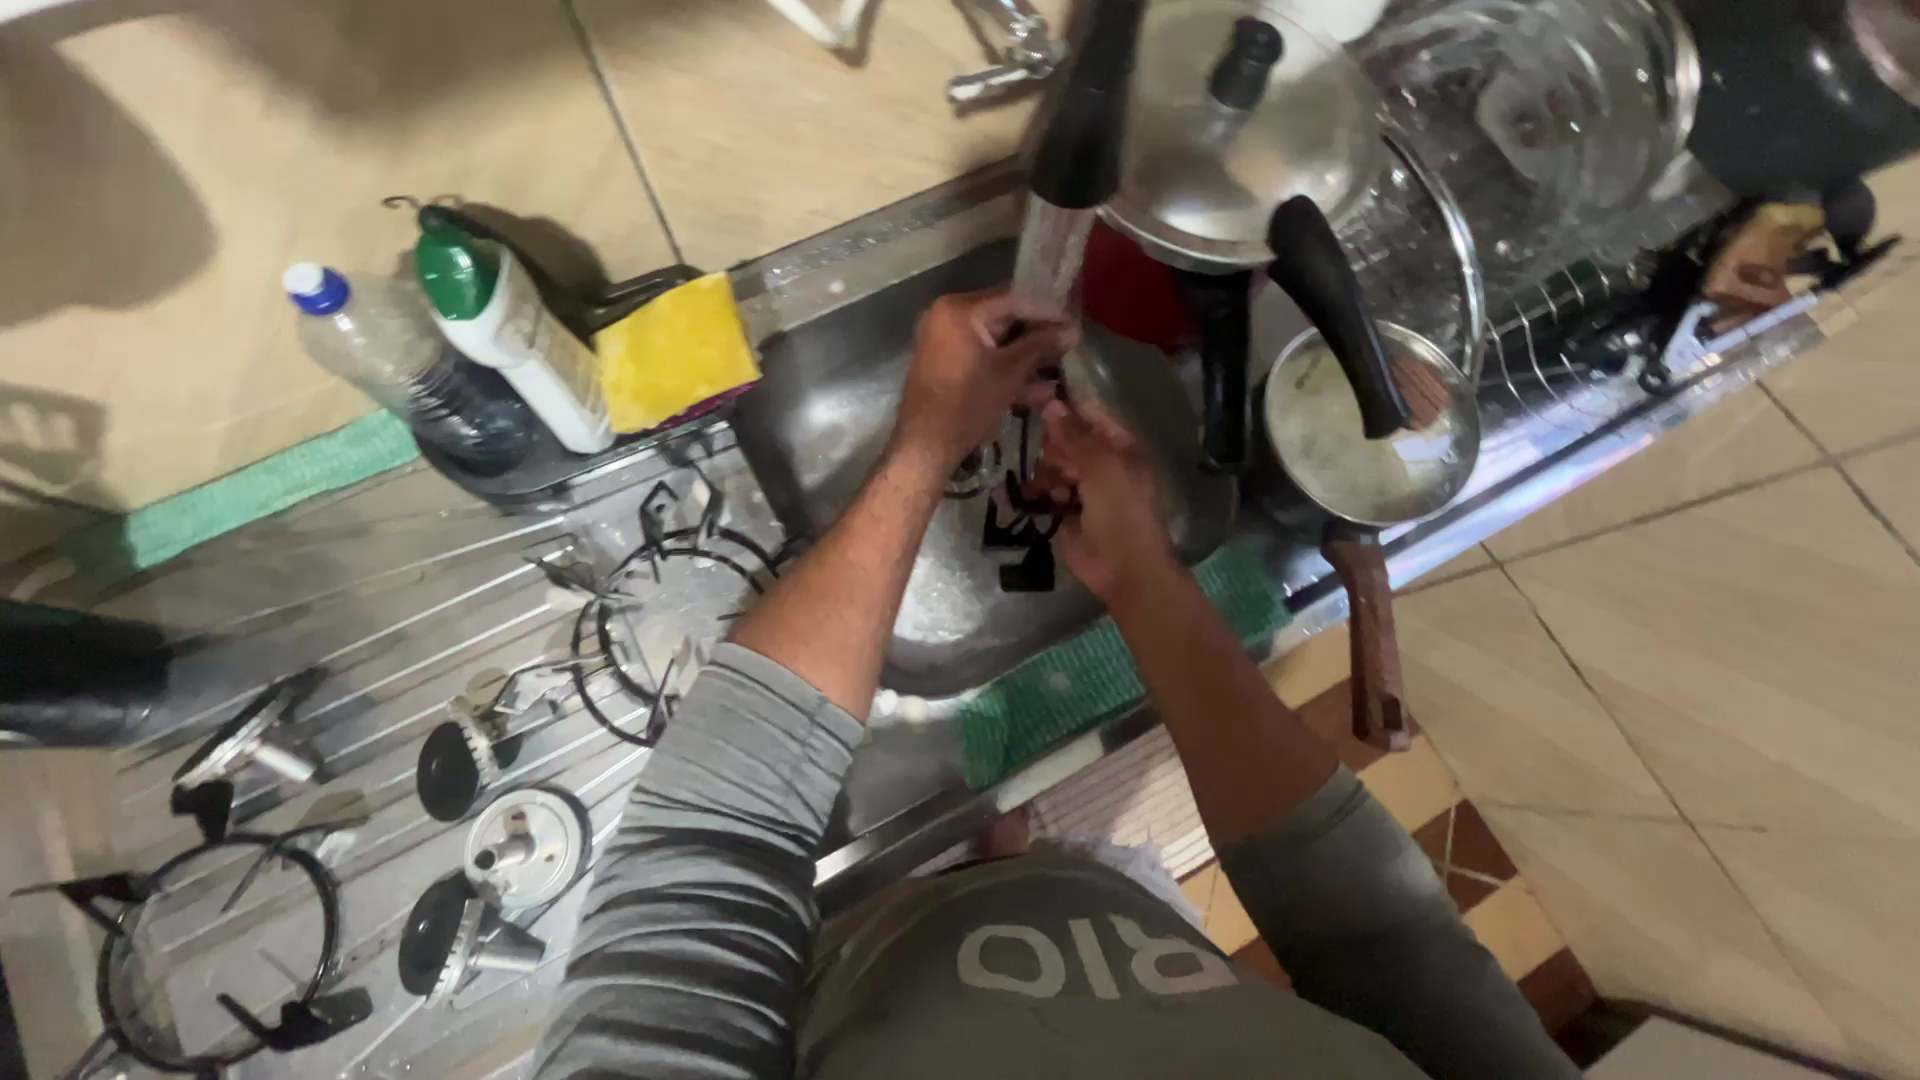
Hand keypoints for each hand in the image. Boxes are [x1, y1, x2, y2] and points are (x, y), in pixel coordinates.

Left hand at [889, 290, 1077, 478]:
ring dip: (1026, 357)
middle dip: (1038, 336)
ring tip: (1060, 368)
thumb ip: (1040, 346)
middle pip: (1004, 319)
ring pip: (995, 342)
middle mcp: (948, 316)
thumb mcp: (1009, 373)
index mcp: (960, 309)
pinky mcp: (947, 364)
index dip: (1048, 312)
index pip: (1014, 299)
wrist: (926, 445)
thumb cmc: (968, 404)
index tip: (1074, 323)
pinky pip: (982, 359)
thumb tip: (1072, 330)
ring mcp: (945, 341)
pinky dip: (1005, 370)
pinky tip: (1039, 389)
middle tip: (1069, 345)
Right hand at [1032, 397, 1179, 603]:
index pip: (1088, 413)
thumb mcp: (1102, 467)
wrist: (1125, 569)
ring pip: (1052, 466)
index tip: (1029, 395)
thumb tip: (1050, 403)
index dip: (1062, 405)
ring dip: (1044, 474)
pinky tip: (1022, 496)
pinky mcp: (1065, 512)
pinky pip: (1043, 494)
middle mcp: (1101, 463)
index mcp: (1119, 446)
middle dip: (1053, 448)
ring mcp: (1082, 488)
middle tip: (1056, 466)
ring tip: (1052, 492)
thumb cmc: (1122, 513)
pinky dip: (1033, 494)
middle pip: (1065, 440)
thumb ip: (1075, 436)